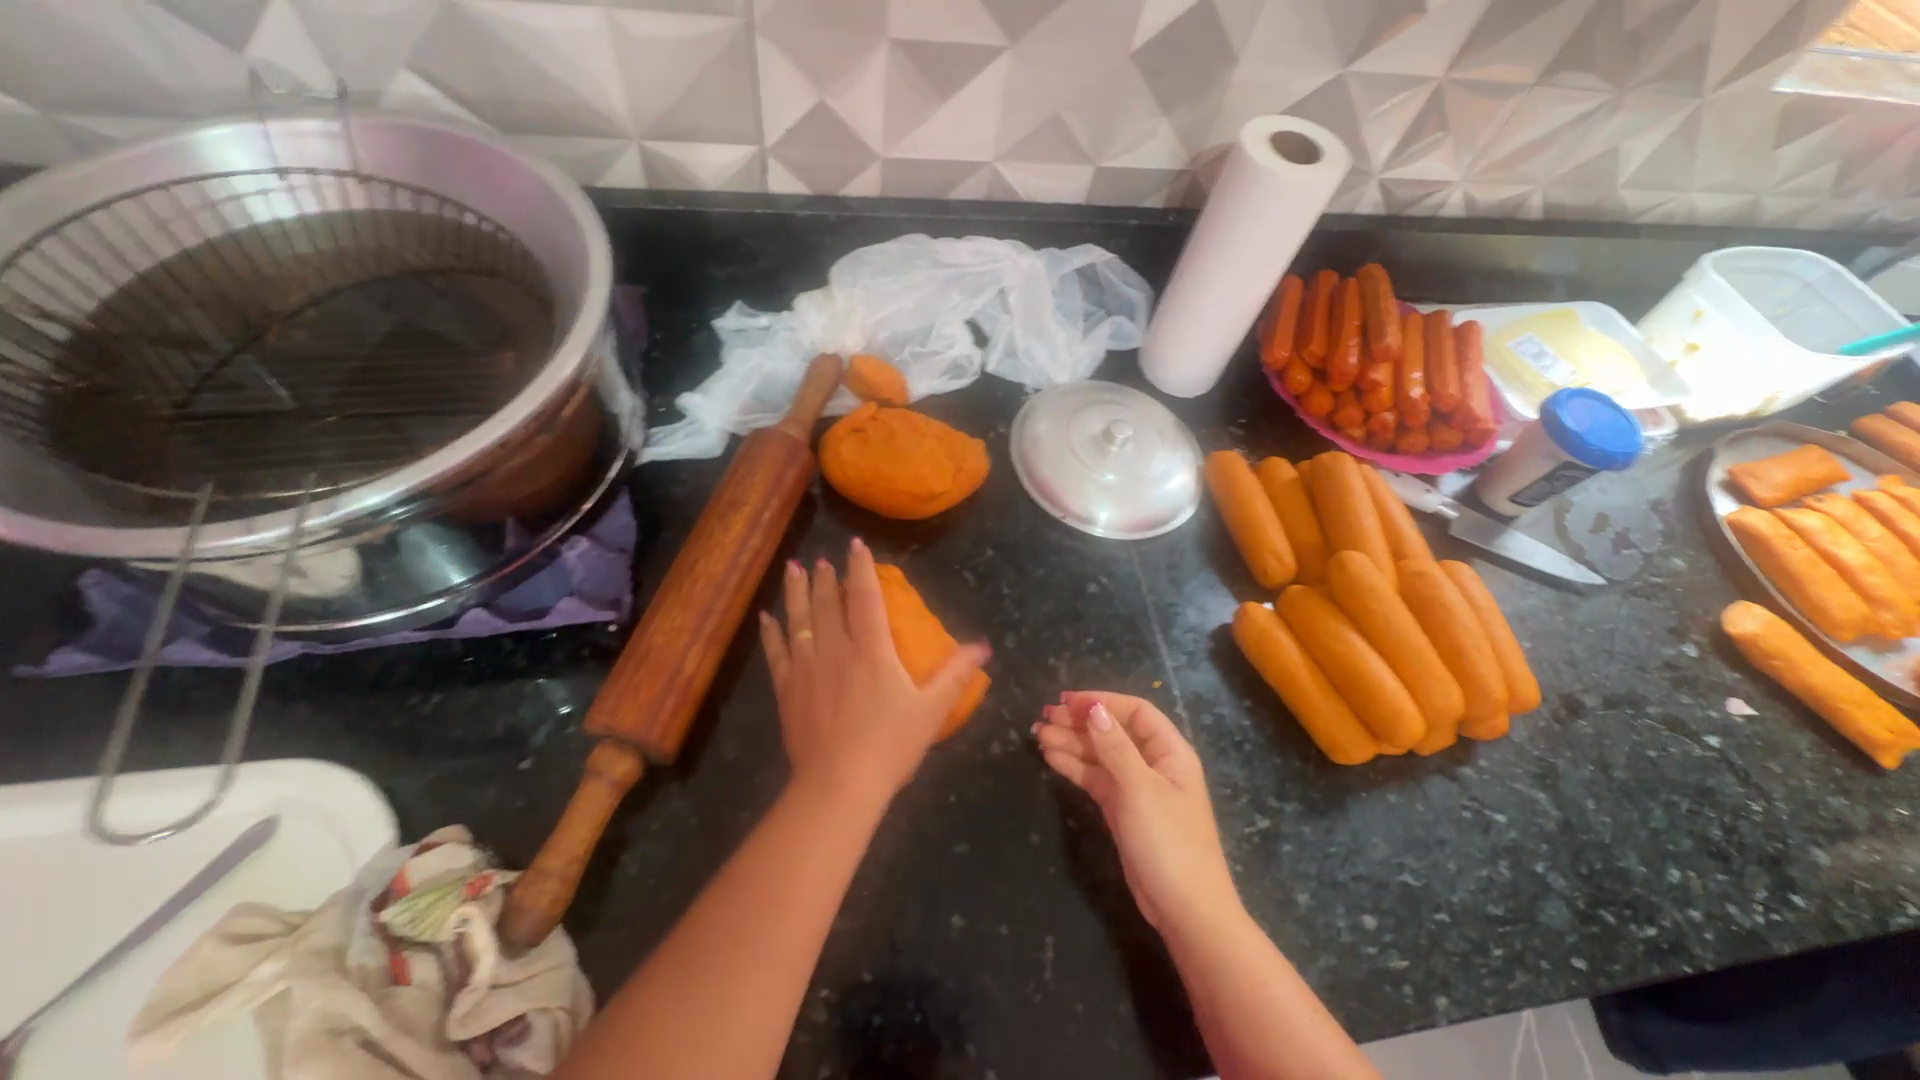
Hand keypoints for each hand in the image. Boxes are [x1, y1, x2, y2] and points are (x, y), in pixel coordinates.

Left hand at [760, 539, 989, 810]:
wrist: (838, 784)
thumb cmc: (890, 746)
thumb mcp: (931, 710)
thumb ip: (955, 674)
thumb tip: (983, 646)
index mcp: (872, 650)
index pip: (865, 598)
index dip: (860, 569)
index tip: (855, 545)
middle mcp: (836, 649)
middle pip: (827, 603)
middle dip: (824, 577)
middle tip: (821, 559)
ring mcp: (807, 668)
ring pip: (799, 619)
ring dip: (796, 592)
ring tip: (792, 568)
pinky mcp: (787, 690)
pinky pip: (776, 652)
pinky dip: (771, 632)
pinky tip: (766, 617)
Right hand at [1033, 692, 1240, 930]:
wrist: (1184, 907)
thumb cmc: (1168, 841)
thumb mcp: (1140, 788)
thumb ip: (1115, 747)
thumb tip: (1093, 708)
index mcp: (1170, 752)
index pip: (1135, 712)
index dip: (1101, 702)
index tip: (1065, 702)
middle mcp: (1154, 765)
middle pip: (1114, 732)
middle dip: (1080, 722)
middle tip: (1043, 718)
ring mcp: (1138, 790)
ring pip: (1101, 756)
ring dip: (1072, 744)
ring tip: (1038, 736)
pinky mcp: (1123, 812)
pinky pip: (1096, 780)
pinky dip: (1075, 768)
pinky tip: (1051, 758)